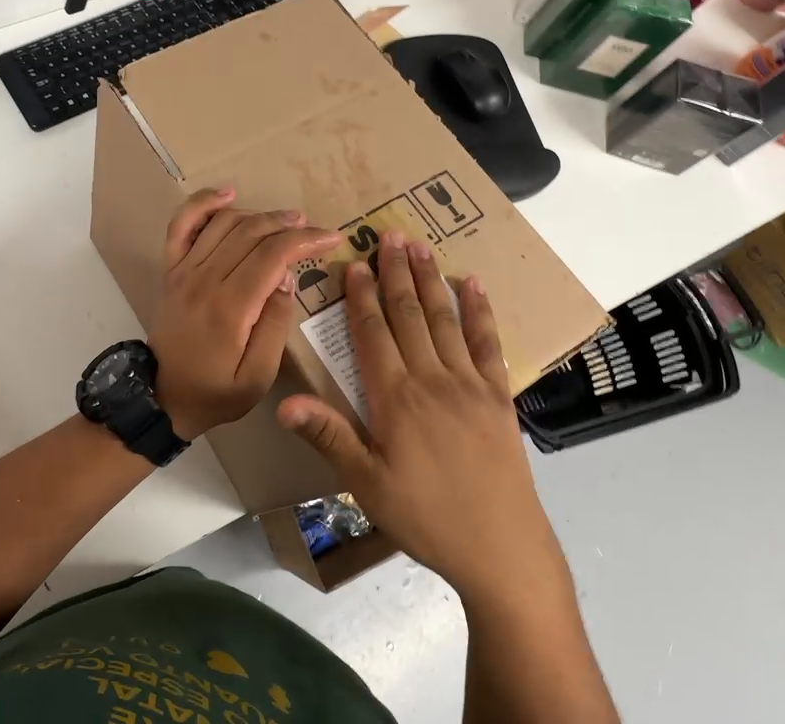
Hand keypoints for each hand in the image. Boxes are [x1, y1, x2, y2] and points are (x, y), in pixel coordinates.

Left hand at [148, 187, 338, 440]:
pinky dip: (203, 203)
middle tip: (314, 230)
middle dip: (288, 225)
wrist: (163, 396)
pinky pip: (182, 225)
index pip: (271, 256)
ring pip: (223, 223)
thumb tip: (286, 279)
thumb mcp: (258, 376)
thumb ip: (275, 326)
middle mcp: (203, 279)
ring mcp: (183, 270)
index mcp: (229, 307)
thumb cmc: (216, 392)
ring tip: (286, 221)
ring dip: (257, 214)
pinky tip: (227, 193)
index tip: (332, 238)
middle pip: (250, 233)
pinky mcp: (171, 269)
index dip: (305, 241)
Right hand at [277, 234, 567, 609]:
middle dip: (396, 274)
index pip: (373, 334)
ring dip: (431, 280)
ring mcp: (470, 386)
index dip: (360, 297)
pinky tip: (475, 287)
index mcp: (395, 398)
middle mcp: (432, 381)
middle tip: (388, 235)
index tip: (353, 264)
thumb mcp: (365, 483)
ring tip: (420, 246)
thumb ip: (328, 436)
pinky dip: (480, 313)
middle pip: (410, 316)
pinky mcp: (498, 399)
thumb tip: (283, 403)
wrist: (501, 550)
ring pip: (445, 321)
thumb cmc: (424, 517)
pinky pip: (487, 345)